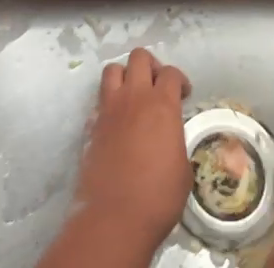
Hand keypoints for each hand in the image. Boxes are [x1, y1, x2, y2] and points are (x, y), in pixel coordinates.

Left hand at [70, 48, 193, 252]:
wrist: (114, 216)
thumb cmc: (158, 197)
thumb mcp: (183, 168)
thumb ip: (176, 140)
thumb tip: (169, 137)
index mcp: (161, 105)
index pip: (171, 73)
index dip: (180, 80)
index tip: (183, 94)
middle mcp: (133, 98)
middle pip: (139, 57)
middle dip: (151, 66)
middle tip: (157, 87)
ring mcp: (108, 109)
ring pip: (113, 70)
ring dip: (125, 76)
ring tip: (134, 96)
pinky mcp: (90, 125)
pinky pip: (99, 99)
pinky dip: (109, 102)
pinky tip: (117, 123)